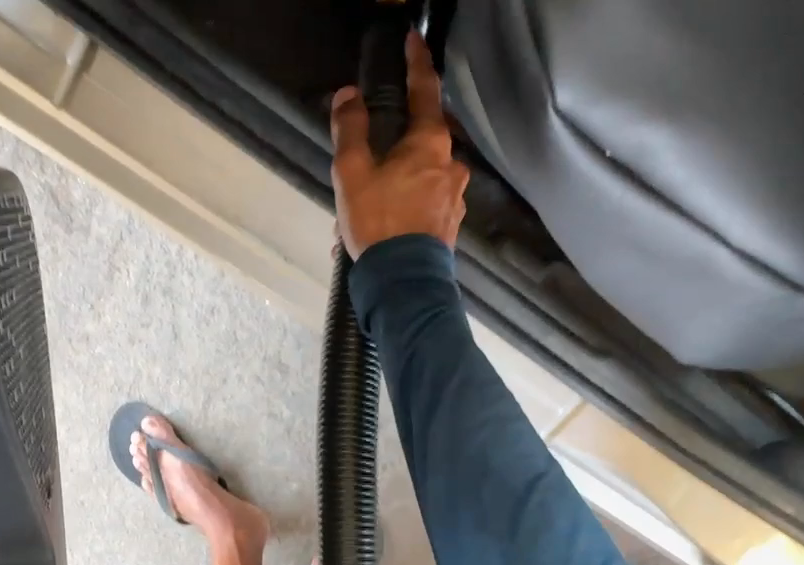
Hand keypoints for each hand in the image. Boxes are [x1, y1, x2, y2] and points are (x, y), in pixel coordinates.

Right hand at [330, 31, 469, 259]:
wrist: (403, 284)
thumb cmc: (378, 222)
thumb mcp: (352, 173)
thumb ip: (350, 130)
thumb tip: (348, 95)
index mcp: (430, 144)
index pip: (425, 90)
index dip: (417, 63)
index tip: (413, 41)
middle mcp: (451, 166)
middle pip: (423, 140)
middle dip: (394, 148)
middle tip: (366, 164)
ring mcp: (454, 198)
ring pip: (420, 179)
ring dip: (393, 188)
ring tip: (363, 213)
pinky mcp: (450, 227)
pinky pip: (423, 208)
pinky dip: (401, 212)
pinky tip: (379, 231)